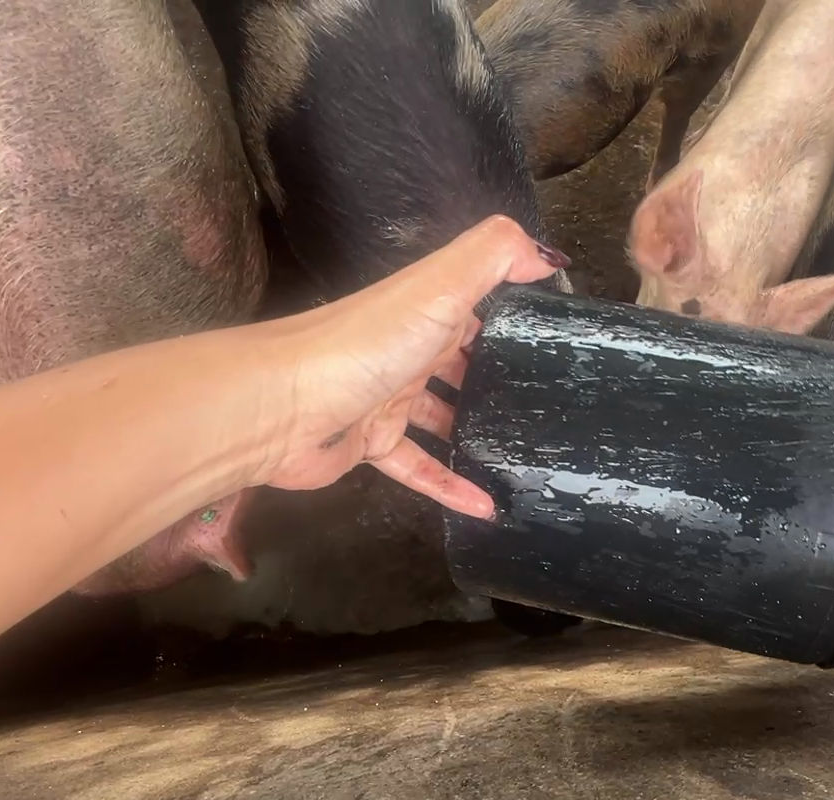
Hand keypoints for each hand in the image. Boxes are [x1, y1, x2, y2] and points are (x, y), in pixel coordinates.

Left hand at [249, 216, 567, 518]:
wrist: (280, 405)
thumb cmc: (365, 344)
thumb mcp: (439, 287)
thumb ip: (494, 258)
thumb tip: (549, 257)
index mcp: (423, 312)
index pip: (475, 309)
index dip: (511, 318)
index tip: (553, 341)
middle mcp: (406, 351)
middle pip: (460, 365)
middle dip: (496, 380)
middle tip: (543, 406)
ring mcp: (387, 399)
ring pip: (441, 418)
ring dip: (475, 434)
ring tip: (520, 456)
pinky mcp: (371, 443)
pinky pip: (420, 467)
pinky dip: (450, 486)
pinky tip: (485, 508)